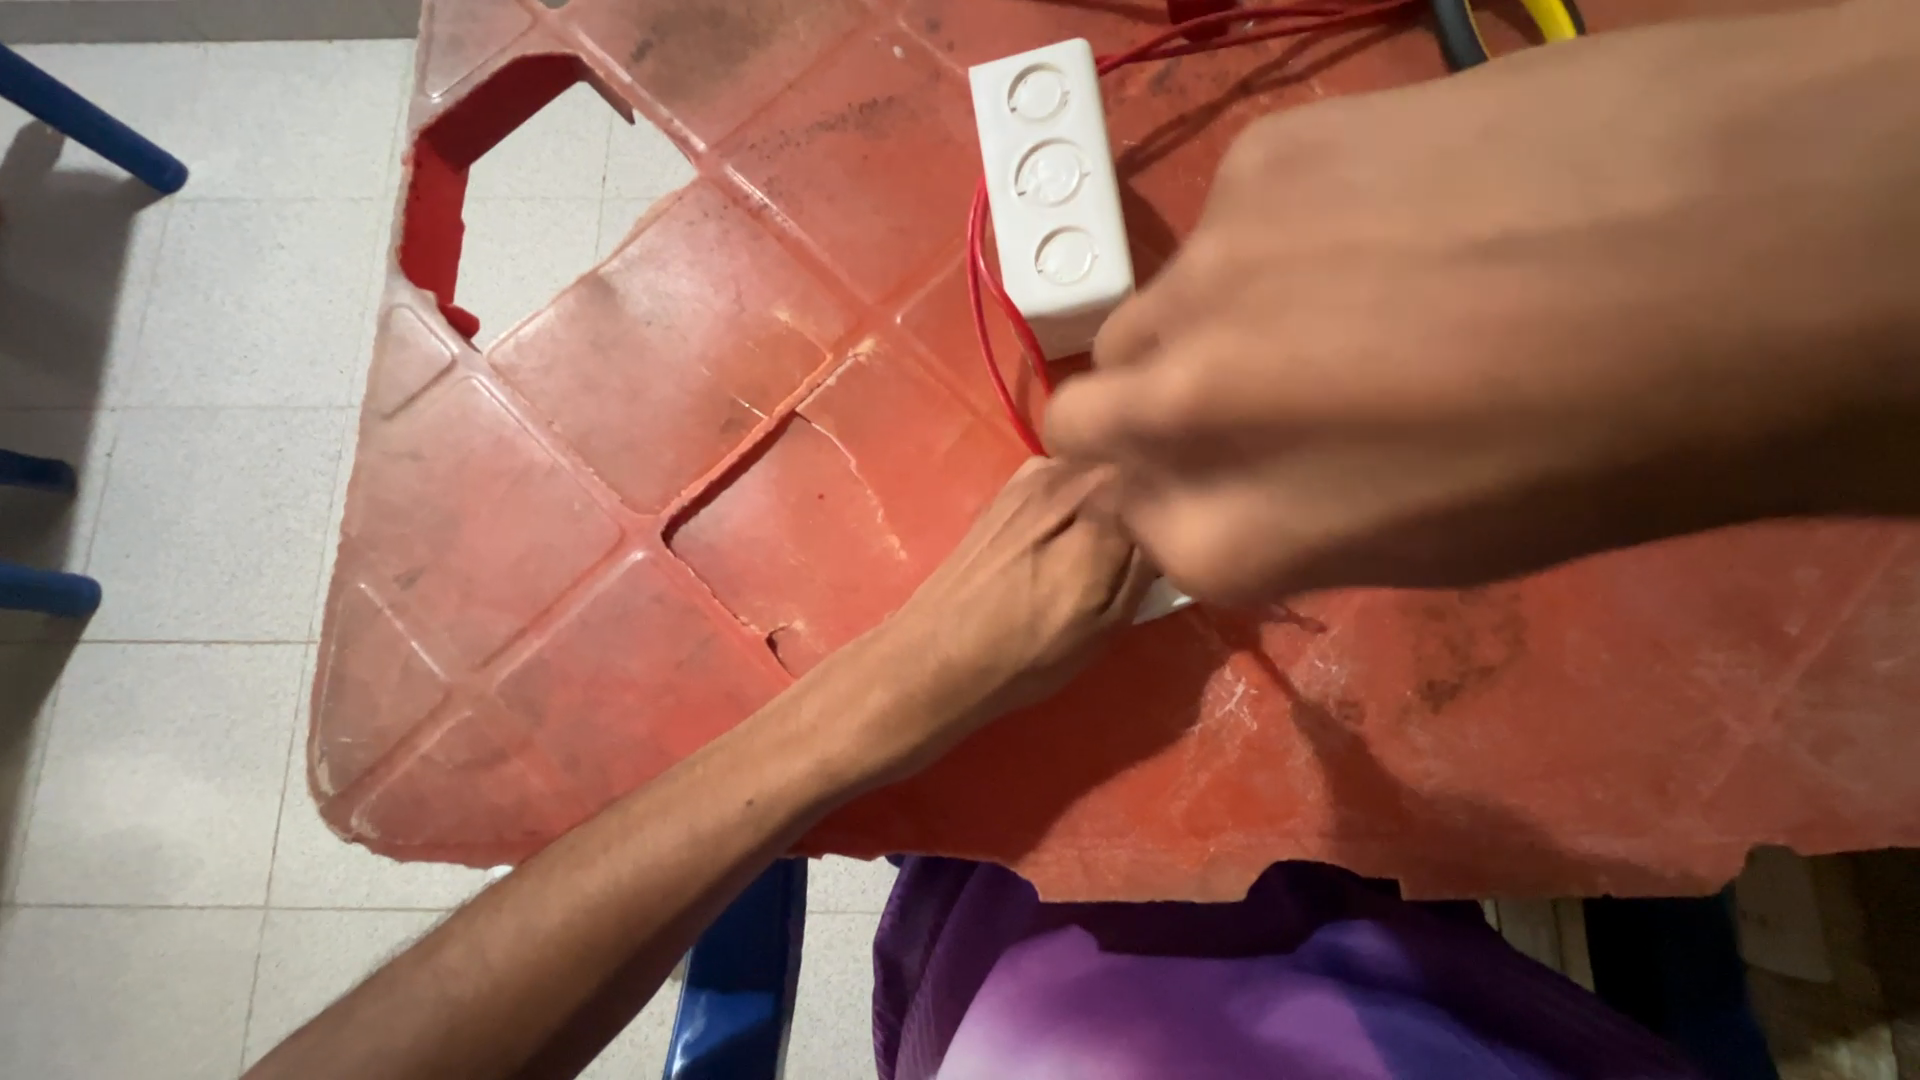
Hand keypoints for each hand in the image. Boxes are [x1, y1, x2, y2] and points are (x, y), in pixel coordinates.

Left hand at [839, 458, 1151, 779]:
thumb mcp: (1111, 619)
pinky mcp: (1009, 486)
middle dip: (1150, 495)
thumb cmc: (1032, 650)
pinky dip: (1075, 498)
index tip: (1185, 531)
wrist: (940, 654)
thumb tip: (1174, 520)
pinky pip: (1063, 477)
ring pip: (1098, 468)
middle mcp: (1071, 472)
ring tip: (1103, 542)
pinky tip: (1062, 537)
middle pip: (1134, 465)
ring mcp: (1034, 473)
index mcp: (1106, 502)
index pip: (1171, 478)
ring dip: (1112, 494)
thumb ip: (1149, 558)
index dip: (1182, 504)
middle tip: (1147, 540)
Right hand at [1045, 0, 1919, 604]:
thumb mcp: (1403, 547)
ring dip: (1205, 322)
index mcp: (1221, 536)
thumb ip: (1260, 520)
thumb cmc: (1590, 456)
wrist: (1770, 251)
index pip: (1121, 517)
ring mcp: (1206, 278)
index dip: (1165, 495)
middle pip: (1083, 417)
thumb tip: (1195, 475)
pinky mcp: (1260, 161)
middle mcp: (1175, 412)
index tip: (1214, 473)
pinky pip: (1226, 224)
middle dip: (1136, 416)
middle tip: (1238, 394)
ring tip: (1336, 297)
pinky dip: (1275, 237)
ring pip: (1144, 313)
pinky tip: (1384, 218)